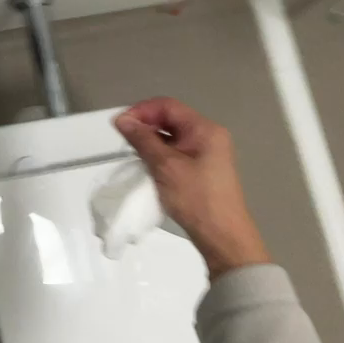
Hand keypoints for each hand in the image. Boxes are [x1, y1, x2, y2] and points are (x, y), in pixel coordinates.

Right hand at [113, 98, 271, 277]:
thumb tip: (122, 119)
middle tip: (124, 141)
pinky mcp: (202, 168)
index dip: (142, 111)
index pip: (167, 106)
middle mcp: (208, 136)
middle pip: (170, 119)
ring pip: (171, 136)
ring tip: (133, 154)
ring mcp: (207, 153)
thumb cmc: (196, 198)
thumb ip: (142, 139)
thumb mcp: (165, 166)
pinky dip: (159, 154)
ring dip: (150, 141)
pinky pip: (176, 152)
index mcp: (204, 130)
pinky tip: (147, 166)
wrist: (222, 237)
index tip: (121, 125)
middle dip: (145, 126)